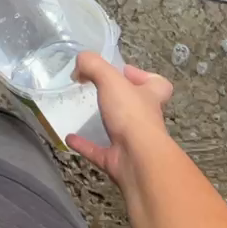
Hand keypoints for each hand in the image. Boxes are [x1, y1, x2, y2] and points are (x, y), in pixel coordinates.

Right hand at [67, 52, 177, 187]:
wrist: (138, 162)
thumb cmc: (131, 114)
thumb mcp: (109, 78)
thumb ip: (92, 64)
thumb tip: (78, 67)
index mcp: (149, 97)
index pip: (157, 84)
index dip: (143, 76)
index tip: (123, 72)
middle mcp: (145, 120)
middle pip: (137, 106)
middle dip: (120, 99)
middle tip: (98, 89)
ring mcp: (132, 143)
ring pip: (119, 130)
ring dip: (102, 122)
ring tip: (81, 112)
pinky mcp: (118, 161)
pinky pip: (98, 150)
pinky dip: (84, 144)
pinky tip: (69, 137)